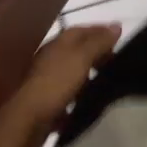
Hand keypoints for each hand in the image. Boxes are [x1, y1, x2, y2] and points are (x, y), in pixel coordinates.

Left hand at [2, 24, 119, 146]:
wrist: (27, 121)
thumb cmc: (55, 84)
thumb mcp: (82, 58)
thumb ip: (99, 42)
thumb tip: (117, 25)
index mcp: (58, 43)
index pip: (82, 29)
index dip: (100, 30)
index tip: (119, 36)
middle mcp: (51, 58)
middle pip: (77, 50)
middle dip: (96, 52)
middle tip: (115, 60)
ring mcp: (46, 80)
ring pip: (72, 72)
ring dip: (88, 74)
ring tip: (106, 81)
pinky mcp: (46, 101)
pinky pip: (67, 94)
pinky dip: (78, 95)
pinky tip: (89, 101)